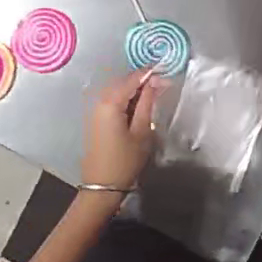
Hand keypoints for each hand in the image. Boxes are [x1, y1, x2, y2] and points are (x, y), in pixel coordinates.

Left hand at [82, 67, 162, 187]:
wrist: (102, 186)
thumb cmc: (125, 161)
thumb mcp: (142, 131)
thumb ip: (148, 103)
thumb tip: (155, 82)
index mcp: (110, 102)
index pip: (132, 78)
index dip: (150, 74)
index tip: (167, 75)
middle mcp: (99, 101)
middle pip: (123, 82)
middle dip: (143, 82)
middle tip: (163, 87)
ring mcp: (95, 109)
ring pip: (118, 91)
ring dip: (135, 91)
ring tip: (154, 98)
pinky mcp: (96, 118)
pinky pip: (112, 101)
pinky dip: (126, 100)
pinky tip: (138, 108)